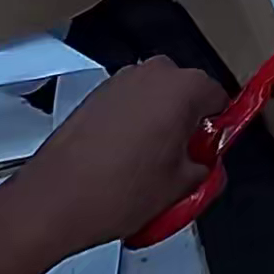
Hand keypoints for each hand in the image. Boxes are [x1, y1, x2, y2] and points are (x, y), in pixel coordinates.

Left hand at [0, 57, 226, 269]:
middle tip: (181, 160)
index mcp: (185, 87)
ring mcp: (125, 78)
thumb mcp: (180, 187)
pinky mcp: (100, 91)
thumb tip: (207, 163)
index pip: (219, 98)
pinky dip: (134, 122)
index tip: (211, 147)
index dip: (218, 127)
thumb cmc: (113, 190)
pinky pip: (131, 101)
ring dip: (160, 122)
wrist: (54, 200)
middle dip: (188, 123)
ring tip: (149, 165)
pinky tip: (124, 158)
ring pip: (158, 97)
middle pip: (188, 93)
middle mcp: (156, 72)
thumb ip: (207, 168)